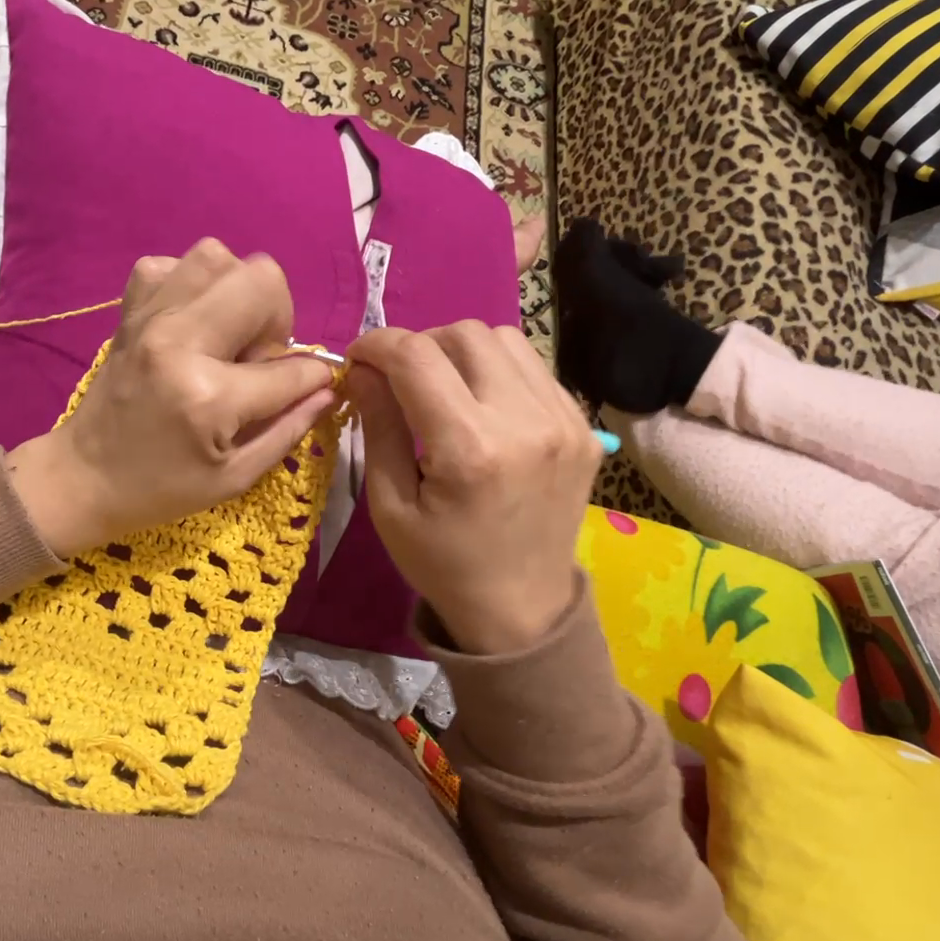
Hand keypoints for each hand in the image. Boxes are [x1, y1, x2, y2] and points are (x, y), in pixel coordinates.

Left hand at [9, 239, 336, 555]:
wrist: (82, 476)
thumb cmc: (161, 489)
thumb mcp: (233, 478)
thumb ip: (288, 429)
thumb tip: (328, 387)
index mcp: (208, 396)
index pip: (290, 367)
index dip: (313, 376)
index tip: (312, 385)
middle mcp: (179, 341)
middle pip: (261, 279)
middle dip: (277, 317)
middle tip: (258, 357)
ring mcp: (149, 318)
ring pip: (217, 257)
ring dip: (236, 291)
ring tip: (226, 334)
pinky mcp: (128, 310)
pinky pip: (170, 264)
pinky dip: (191, 284)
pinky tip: (190, 322)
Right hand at [346, 322, 598, 654]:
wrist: (520, 607)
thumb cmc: (440, 562)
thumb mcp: (389, 505)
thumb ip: (378, 427)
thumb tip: (362, 368)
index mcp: (469, 449)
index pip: (416, 357)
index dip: (376, 344)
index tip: (357, 360)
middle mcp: (525, 422)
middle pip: (464, 334)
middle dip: (419, 345)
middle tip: (398, 380)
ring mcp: (564, 421)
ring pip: (504, 340)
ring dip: (460, 353)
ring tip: (441, 390)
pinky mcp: (582, 427)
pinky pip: (533, 368)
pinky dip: (497, 373)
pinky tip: (480, 409)